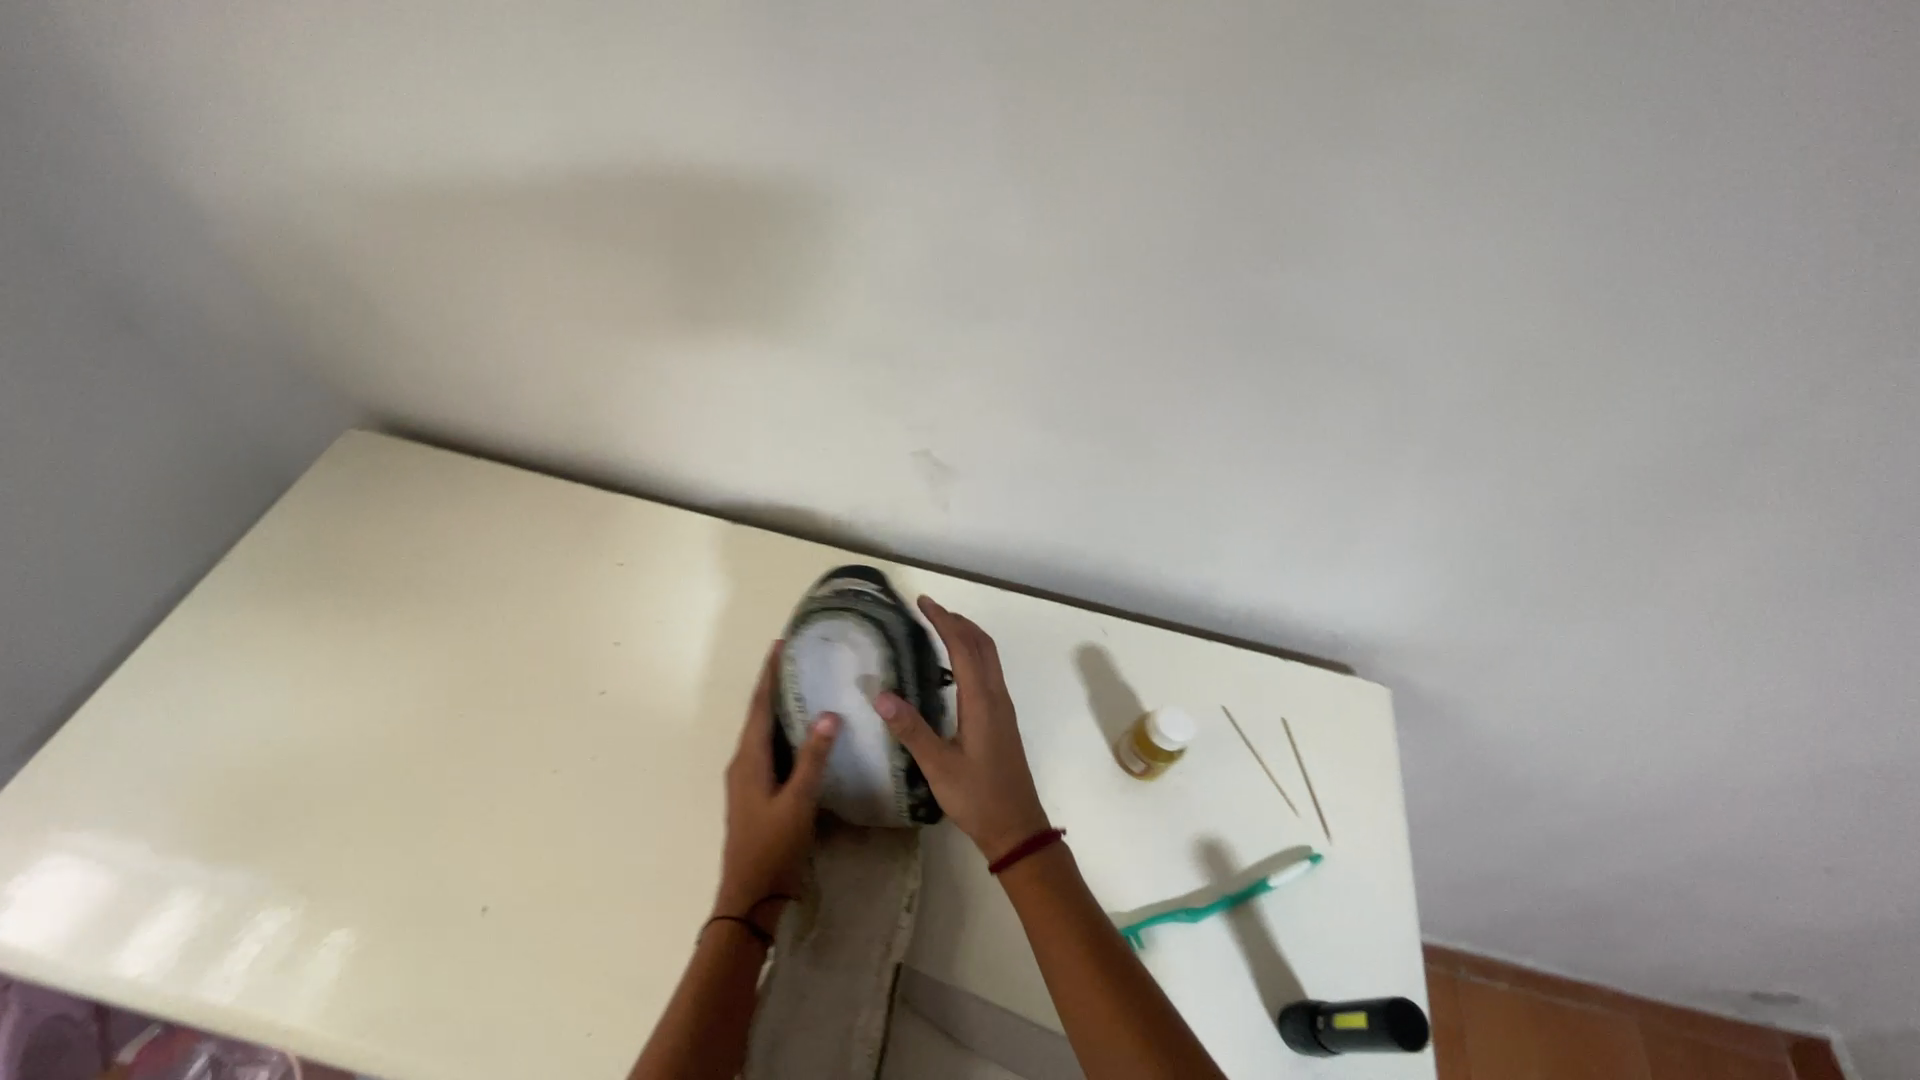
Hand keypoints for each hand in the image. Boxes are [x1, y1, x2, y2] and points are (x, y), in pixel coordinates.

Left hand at [715, 641, 839, 923]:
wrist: (750, 896)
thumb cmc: (772, 848)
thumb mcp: (798, 802)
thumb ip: (813, 759)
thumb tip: (828, 715)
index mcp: (748, 760)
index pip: (759, 707)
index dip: (769, 675)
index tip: (780, 645)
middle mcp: (744, 763)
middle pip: (759, 716)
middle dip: (776, 686)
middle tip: (800, 660)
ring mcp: (749, 780)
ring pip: (766, 734)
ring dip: (781, 710)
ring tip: (807, 687)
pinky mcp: (759, 793)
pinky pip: (772, 752)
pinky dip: (788, 735)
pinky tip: (809, 735)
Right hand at [876, 596, 1051, 861]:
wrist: (1016, 825)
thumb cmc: (977, 797)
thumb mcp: (937, 765)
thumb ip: (910, 729)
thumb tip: (881, 694)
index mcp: (981, 701)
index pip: (963, 647)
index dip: (944, 621)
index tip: (923, 603)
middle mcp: (995, 697)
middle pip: (982, 644)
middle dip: (957, 621)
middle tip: (929, 609)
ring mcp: (1002, 708)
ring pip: (989, 657)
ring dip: (967, 636)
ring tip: (940, 628)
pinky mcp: (1002, 720)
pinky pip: (989, 673)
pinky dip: (972, 656)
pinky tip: (953, 669)